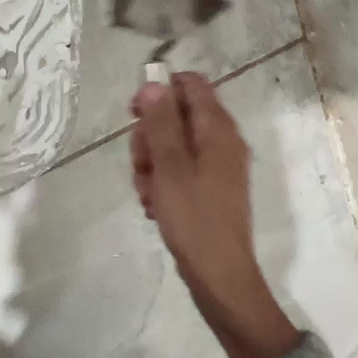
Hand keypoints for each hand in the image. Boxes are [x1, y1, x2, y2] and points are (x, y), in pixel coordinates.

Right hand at [131, 73, 300, 357]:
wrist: (218, 273)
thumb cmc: (194, 217)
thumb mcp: (170, 165)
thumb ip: (161, 122)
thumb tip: (154, 84)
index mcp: (218, 129)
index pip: (190, 84)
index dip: (159, 92)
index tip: (135, 115)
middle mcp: (222, 141)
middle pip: (176, 116)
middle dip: (149, 137)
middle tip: (141, 165)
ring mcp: (217, 166)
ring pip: (172, 146)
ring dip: (151, 164)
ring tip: (147, 192)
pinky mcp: (209, 188)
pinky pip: (178, 170)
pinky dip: (161, 182)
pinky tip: (155, 204)